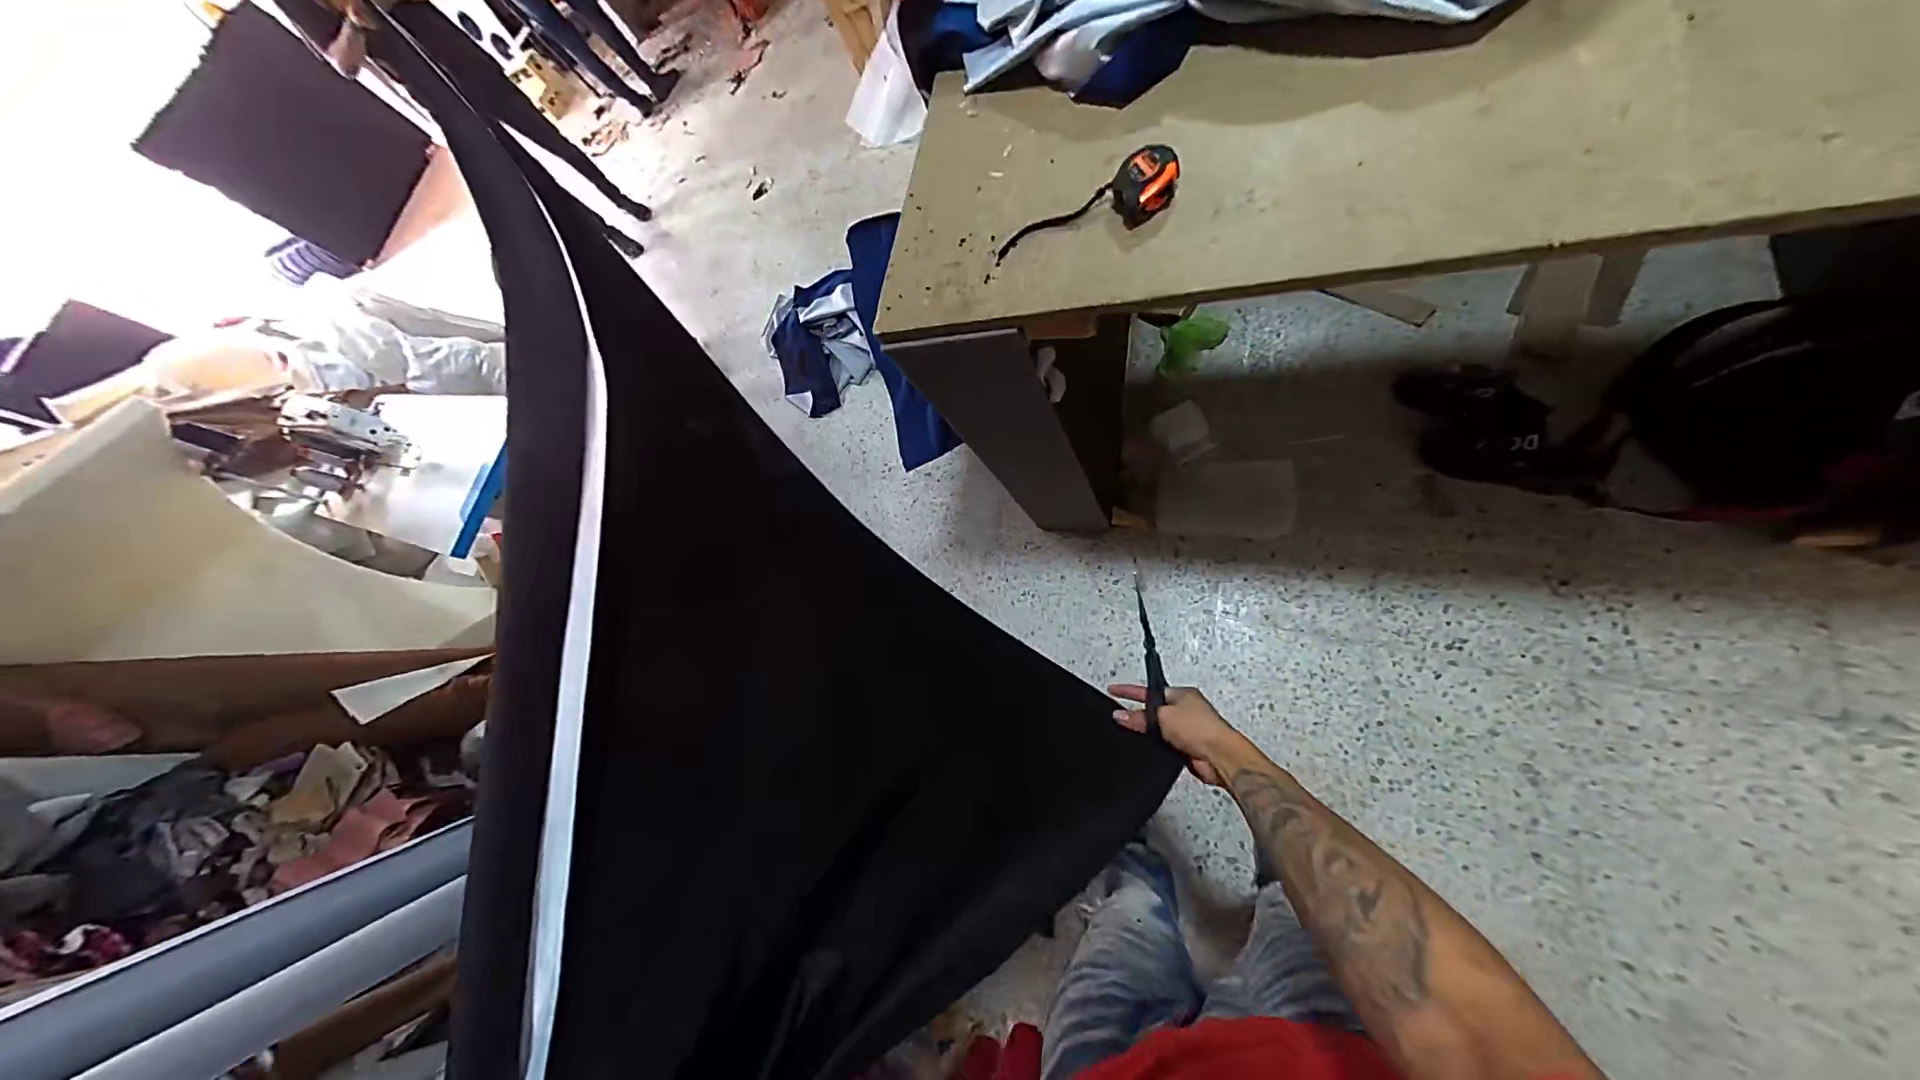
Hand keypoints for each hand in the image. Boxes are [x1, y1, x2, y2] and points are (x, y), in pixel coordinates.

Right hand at [1108, 684, 1251, 786]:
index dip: (1129, 691)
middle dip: (1140, 714)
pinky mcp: (1188, 747)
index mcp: (1182, 694)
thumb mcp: (1163, 717)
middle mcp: (1187, 710)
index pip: (1149, 690)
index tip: (1114, 690)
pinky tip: (1155, 748)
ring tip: (1140, 734)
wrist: (1220, 757)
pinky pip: (1166, 744)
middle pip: (1154, 710)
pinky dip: (1160, 746)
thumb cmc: (1202, 729)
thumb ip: (1139, 717)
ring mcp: (1188, 729)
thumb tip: (1120, 715)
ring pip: (1160, 729)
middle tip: (1121, 716)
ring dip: (1152, 733)